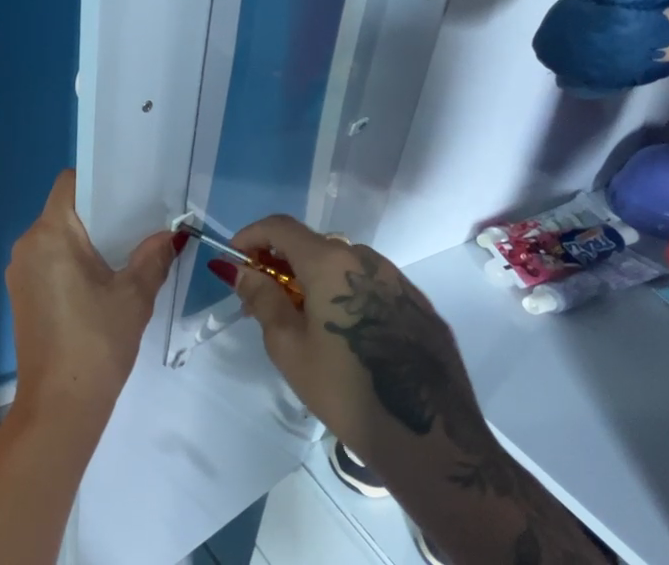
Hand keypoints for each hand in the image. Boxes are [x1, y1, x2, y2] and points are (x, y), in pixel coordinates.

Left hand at [7, 170, 176, 418]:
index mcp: (50, 234)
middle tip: (138, 223)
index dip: (97, 182)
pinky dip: (72, 263)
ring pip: (55, 239)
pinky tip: (100, 283)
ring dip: (86, 242)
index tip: (128, 191)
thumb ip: (152, 258)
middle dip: (98, 215)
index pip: (69, 185)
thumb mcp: (133, 298)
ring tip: (125, 253)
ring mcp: (19, 270)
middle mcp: (27, 243)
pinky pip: (48, 262)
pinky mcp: (20, 293)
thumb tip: (171, 235)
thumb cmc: (97, 342)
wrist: (60, 403)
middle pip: (63, 211)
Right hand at [228, 216, 476, 464]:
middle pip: (314, 245)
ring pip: (346, 266)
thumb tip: (239, 270)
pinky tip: (346, 336)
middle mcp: (369, 262)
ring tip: (305, 321)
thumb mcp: (287, 345)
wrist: (433, 441)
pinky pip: (374, 288)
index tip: (236, 262)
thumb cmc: (344, 389)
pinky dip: (349, 296)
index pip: (280, 227)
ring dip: (317, 279)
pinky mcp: (423, 310)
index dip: (250, 237)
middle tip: (264, 300)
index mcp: (331, 264)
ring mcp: (402, 285)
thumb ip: (262, 298)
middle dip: (282, 263)